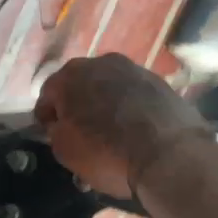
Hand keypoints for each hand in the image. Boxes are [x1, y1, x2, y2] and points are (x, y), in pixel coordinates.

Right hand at [35, 53, 207, 196]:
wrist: (170, 155)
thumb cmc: (106, 152)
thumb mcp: (64, 151)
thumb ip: (55, 132)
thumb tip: (60, 126)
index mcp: (68, 75)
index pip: (47, 96)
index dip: (47, 118)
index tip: (53, 136)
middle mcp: (99, 63)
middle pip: (80, 87)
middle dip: (79, 108)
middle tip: (83, 135)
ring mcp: (134, 70)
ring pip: (110, 89)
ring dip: (107, 106)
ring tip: (114, 134)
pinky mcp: (161, 83)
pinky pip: (136, 96)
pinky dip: (132, 110)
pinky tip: (137, 132)